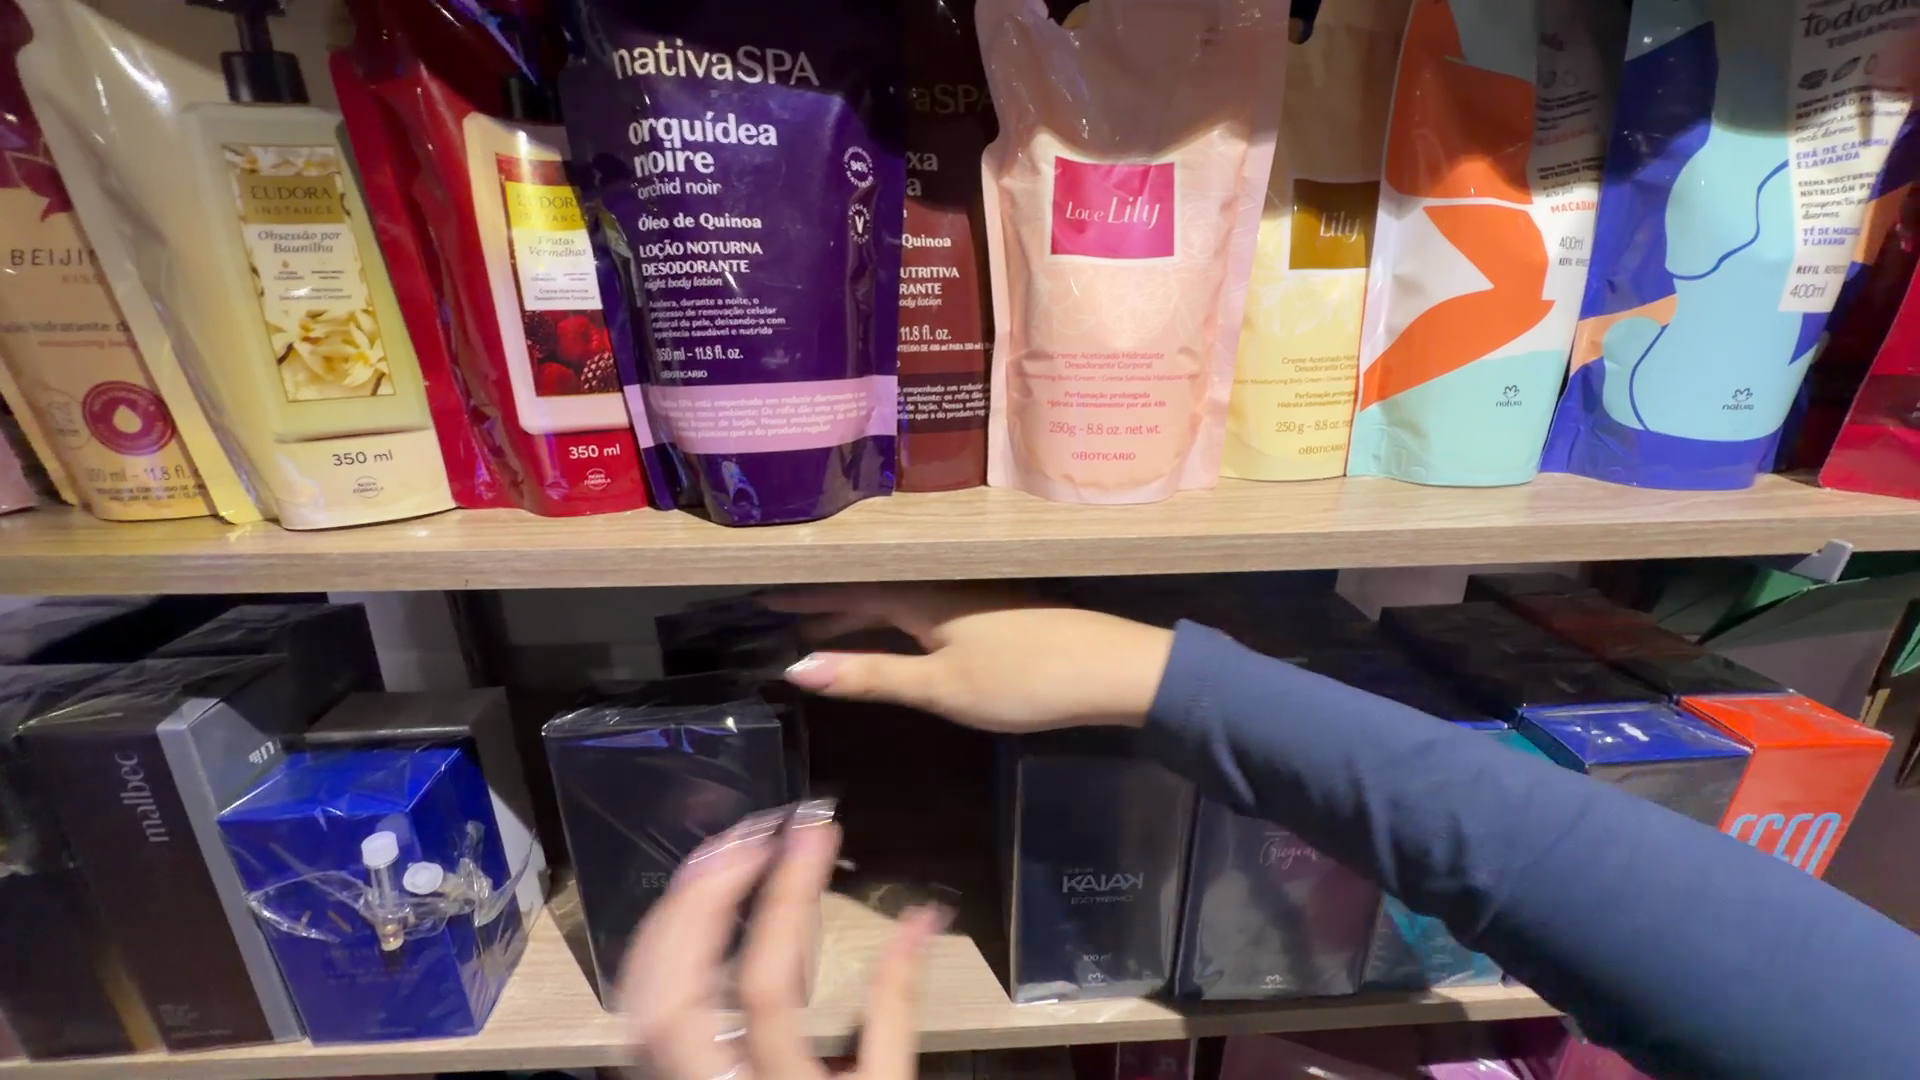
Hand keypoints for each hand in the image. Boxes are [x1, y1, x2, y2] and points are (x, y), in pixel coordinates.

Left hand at [620, 804, 947, 1079]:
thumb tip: (923, 915)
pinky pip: (637, 1008)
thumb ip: (900, 1005)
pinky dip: (659, 943)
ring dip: (674, 912)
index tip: (816, 833)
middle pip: (671, 995)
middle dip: (706, 898)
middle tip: (756, 834)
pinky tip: (694, 902)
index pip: (767, 989)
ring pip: (636, 1001)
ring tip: (723, 851)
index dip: (788, 899)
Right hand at [768, 585, 1173, 732]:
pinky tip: (896, 641)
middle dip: (828, 608)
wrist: (1111, 670)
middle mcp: (943, 587)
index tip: (764, 598)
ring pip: (900, 604)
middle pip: (873, 594)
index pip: (849, 592)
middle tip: (783, 621)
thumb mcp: (940, 685)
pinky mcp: (995, 613)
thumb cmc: (1022, 678)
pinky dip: (895, 626)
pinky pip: (924, 612)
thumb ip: (871, 675)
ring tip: (824, 635)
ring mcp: (972, 598)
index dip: (806, 599)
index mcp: (923, 597)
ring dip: (862, 618)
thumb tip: (797, 669)